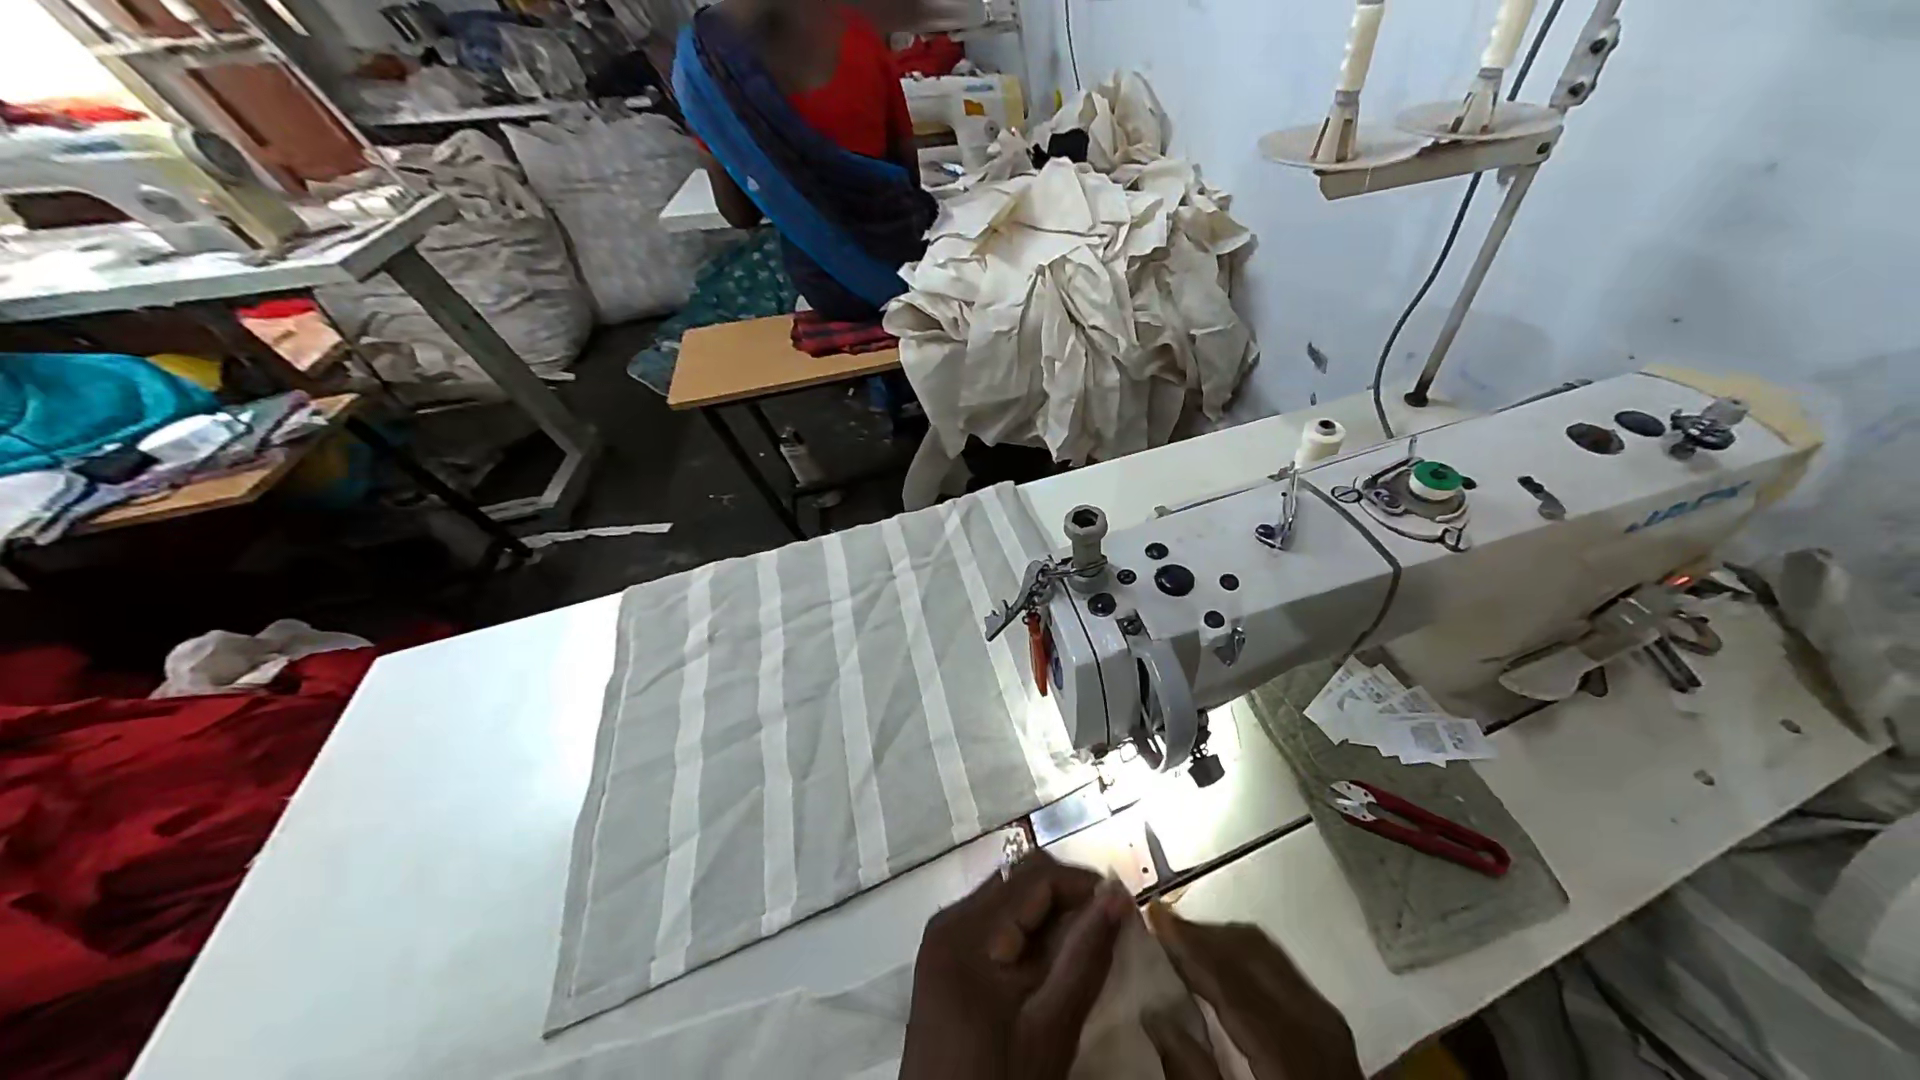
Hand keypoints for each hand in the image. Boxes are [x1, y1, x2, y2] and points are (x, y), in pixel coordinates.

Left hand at [899, 851, 1134, 1079]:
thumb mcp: (1050, 1027)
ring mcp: (944, 938)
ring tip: (1089, 947)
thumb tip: (1118, 895)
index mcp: (967, 930)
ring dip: (1052, 915)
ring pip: (1010, 899)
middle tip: (1111, 930)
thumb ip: (1085, 956)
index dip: (1084, 884)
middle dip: (1069, 897)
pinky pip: (996, 924)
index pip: (1035, 877)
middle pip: (1019, 881)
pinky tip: (1055, 963)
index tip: (1125, 909)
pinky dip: (1031, 933)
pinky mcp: (948, 958)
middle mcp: (950, 919)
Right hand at [1145, 905, 1363, 1079]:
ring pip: (1263, 949)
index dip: (1189, 942)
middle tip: (1160, 925)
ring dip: (1219, 938)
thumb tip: (1153, 1014)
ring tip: (1182, 939)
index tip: (1153, 914)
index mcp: (1291, 1050)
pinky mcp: (1325, 1017)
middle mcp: (1314, 1019)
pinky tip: (1216, 962)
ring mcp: (1325, 1015)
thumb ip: (1193, 1073)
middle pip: (1250, 949)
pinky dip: (1240, 952)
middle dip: (1202, 932)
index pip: (1230, 979)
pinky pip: (1276, 963)